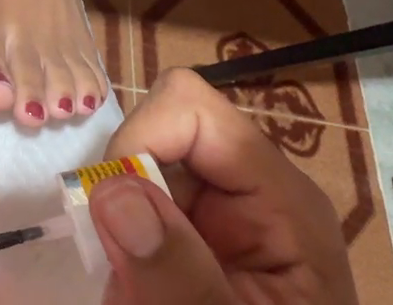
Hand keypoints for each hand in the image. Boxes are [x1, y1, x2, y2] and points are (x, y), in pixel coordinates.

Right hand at [92, 69, 357, 304]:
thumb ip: (177, 276)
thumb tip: (111, 188)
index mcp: (280, 198)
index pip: (189, 108)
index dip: (139, 139)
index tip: (113, 211)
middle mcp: (252, 188)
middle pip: (155, 136)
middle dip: (122, 198)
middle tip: (126, 276)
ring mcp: (224, 212)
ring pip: (136, 177)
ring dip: (119, 237)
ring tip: (139, 298)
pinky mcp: (200, 236)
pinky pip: (138, 215)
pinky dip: (125, 257)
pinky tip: (145, 297)